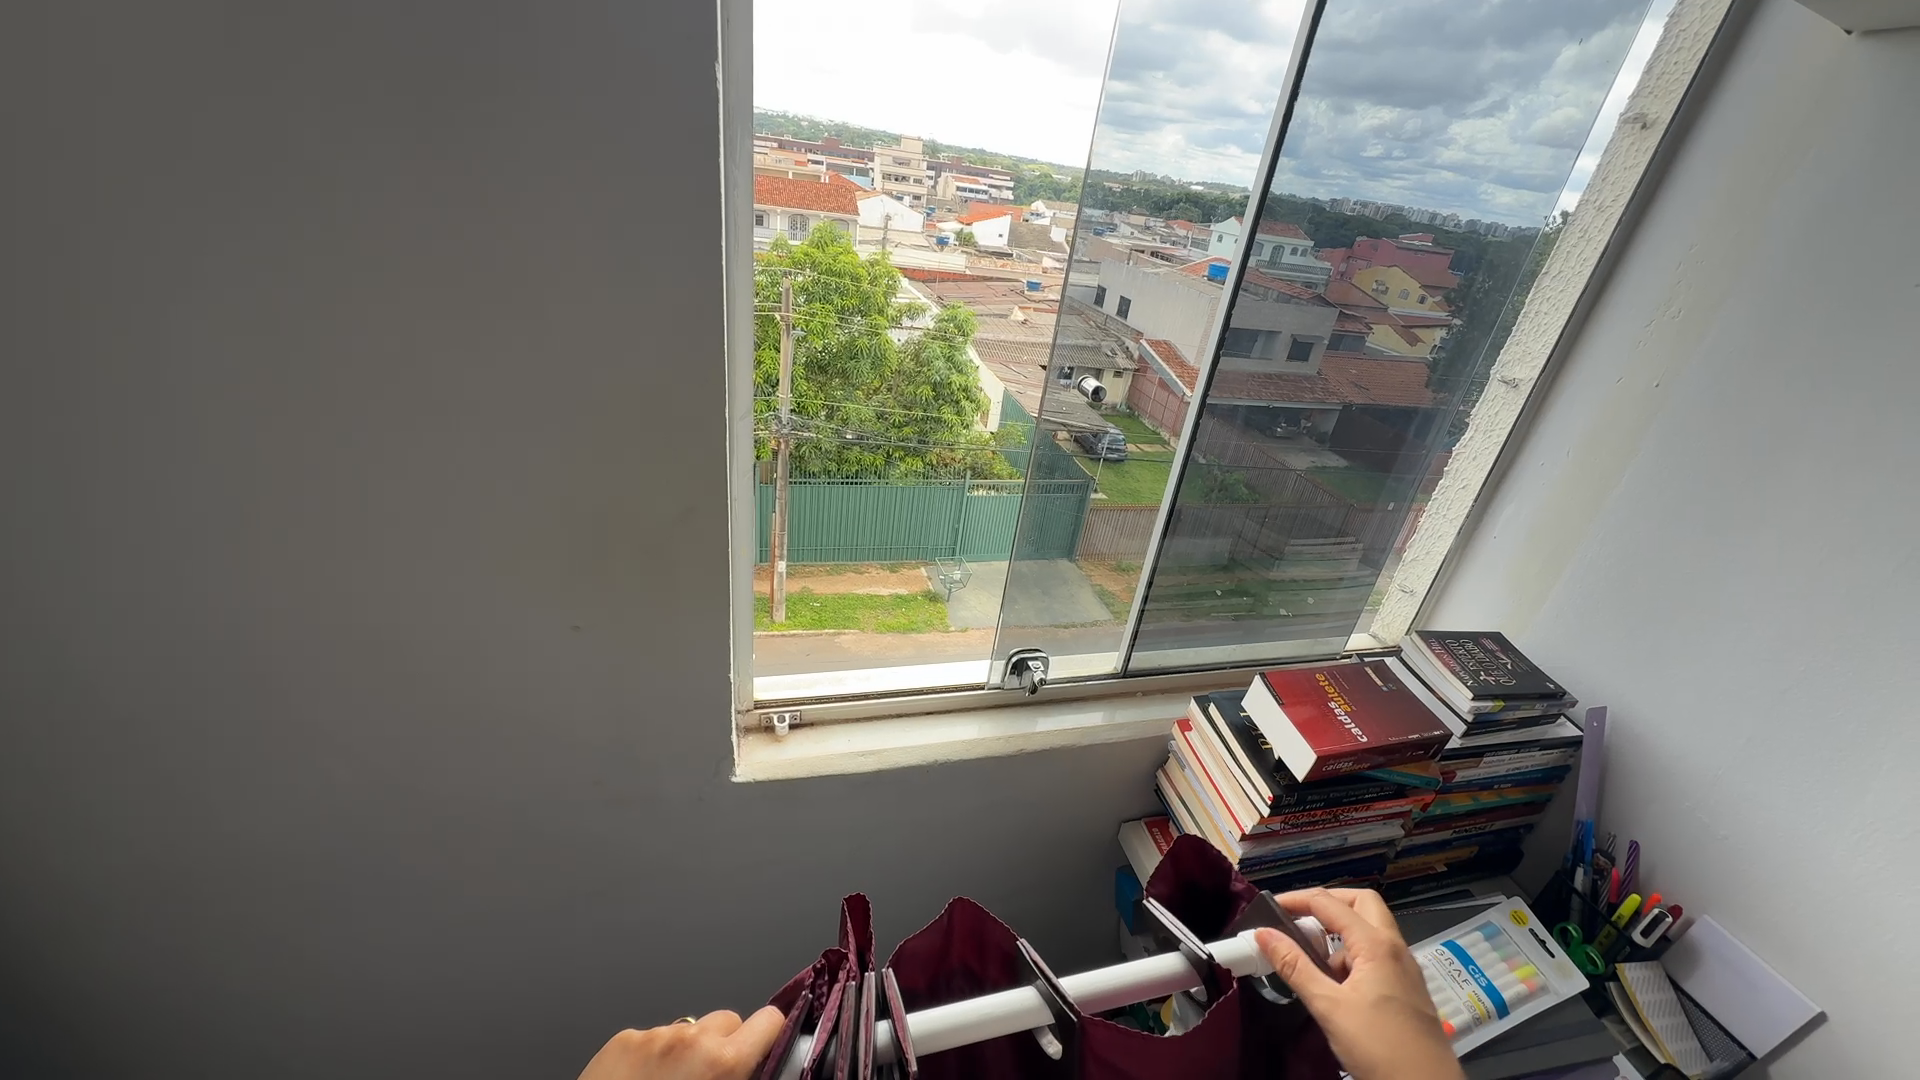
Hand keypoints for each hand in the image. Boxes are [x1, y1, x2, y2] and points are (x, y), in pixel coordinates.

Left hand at [577, 1007, 784, 1079]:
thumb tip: (759, 1074)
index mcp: (721, 1064)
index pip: (769, 1021)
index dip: (769, 1038)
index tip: (763, 1053)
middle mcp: (691, 1039)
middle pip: (728, 1020)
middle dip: (724, 1046)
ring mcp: (654, 1035)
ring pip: (690, 1030)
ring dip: (687, 1052)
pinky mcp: (622, 1039)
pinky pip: (653, 1038)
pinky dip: (653, 1057)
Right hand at [1254, 888, 1462, 1079]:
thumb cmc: (1379, 1049)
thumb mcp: (1329, 1007)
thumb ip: (1295, 966)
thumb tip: (1263, 933)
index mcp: (1376, 945)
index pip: (1328, 903)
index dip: (1295, 900)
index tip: (1268, 908)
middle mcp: (1395, 948)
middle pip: (1361, 902)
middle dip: (1327, 902)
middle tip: (1300, 916)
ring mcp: (1405, 969)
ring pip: (1371, 928)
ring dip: (1340, 930)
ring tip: (1312, 956)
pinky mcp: (1408, 990)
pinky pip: (1377, 954)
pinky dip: (1352, 954)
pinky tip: (1335, 984)